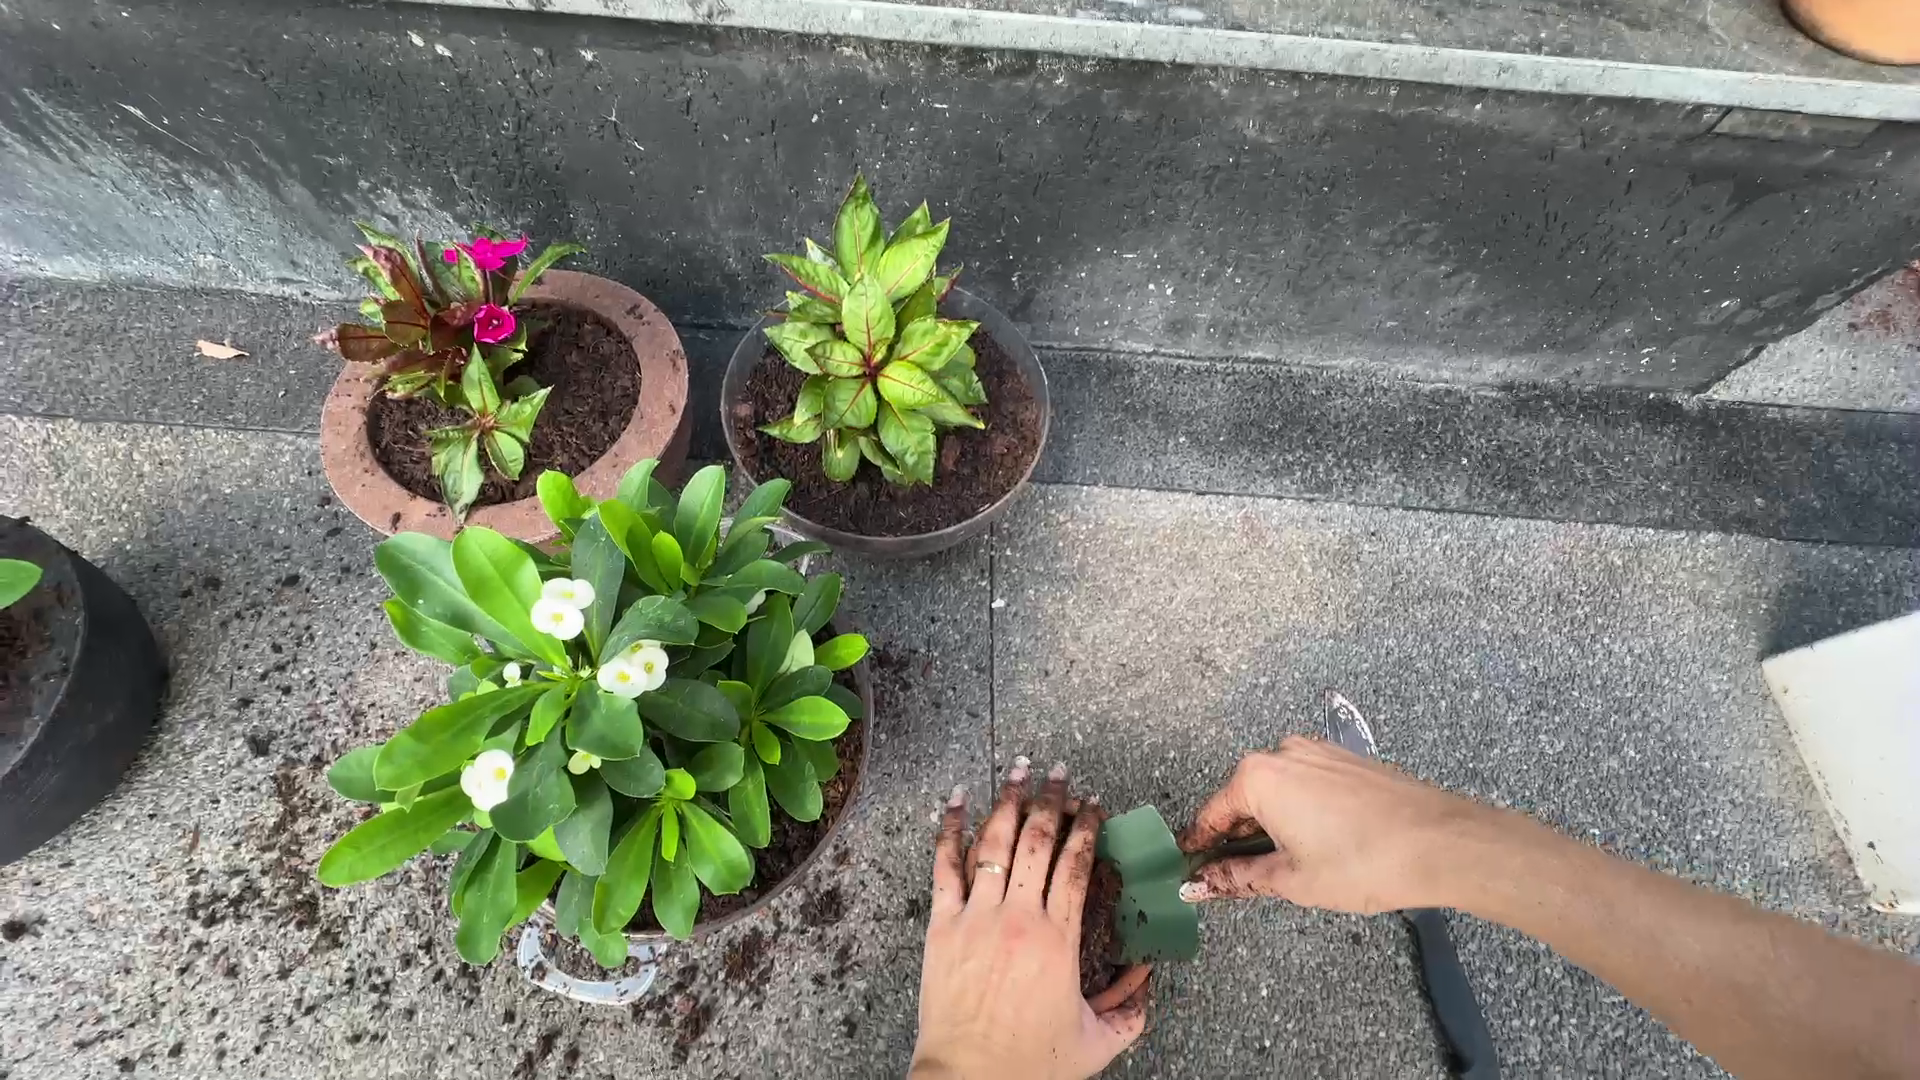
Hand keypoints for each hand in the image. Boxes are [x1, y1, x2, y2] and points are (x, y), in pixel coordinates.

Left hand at [911, 758, 1150, 1079]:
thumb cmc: (1031, 1066)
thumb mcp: (1093, 1044)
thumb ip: (1129, 1012)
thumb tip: (1149, 984)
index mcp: (1058, 938)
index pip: (1077, 865)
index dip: (1086, 828)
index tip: (1092, 803)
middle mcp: (1019, 917)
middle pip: (1038, 841)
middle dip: (1051, 800)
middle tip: (1058, 772)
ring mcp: (977, 915)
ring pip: (995, 843)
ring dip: (1008, 800)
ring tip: (1019, 768)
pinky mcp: (942, 923)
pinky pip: (945, 865)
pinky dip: (949, 829)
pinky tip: (954, 799)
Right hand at [1178, 736, 1504, 913]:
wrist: (1444, 842)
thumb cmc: (1365, 861)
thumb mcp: (1292, 880)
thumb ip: (1238, 877)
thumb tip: (1201, 884)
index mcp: (1256, 777)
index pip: (1212, 815)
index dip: (1200, 846)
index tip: (1191, 866)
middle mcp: (1278, 753)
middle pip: (1242, 799)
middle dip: (1239, 836)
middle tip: (1241, 875)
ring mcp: (1313, 751)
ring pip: (1275, 790)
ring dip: (1272, 823)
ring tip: (1288, 863)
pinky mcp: (1341, 757)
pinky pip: (1303, 782)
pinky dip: (1299, 809)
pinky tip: (1318, 840)